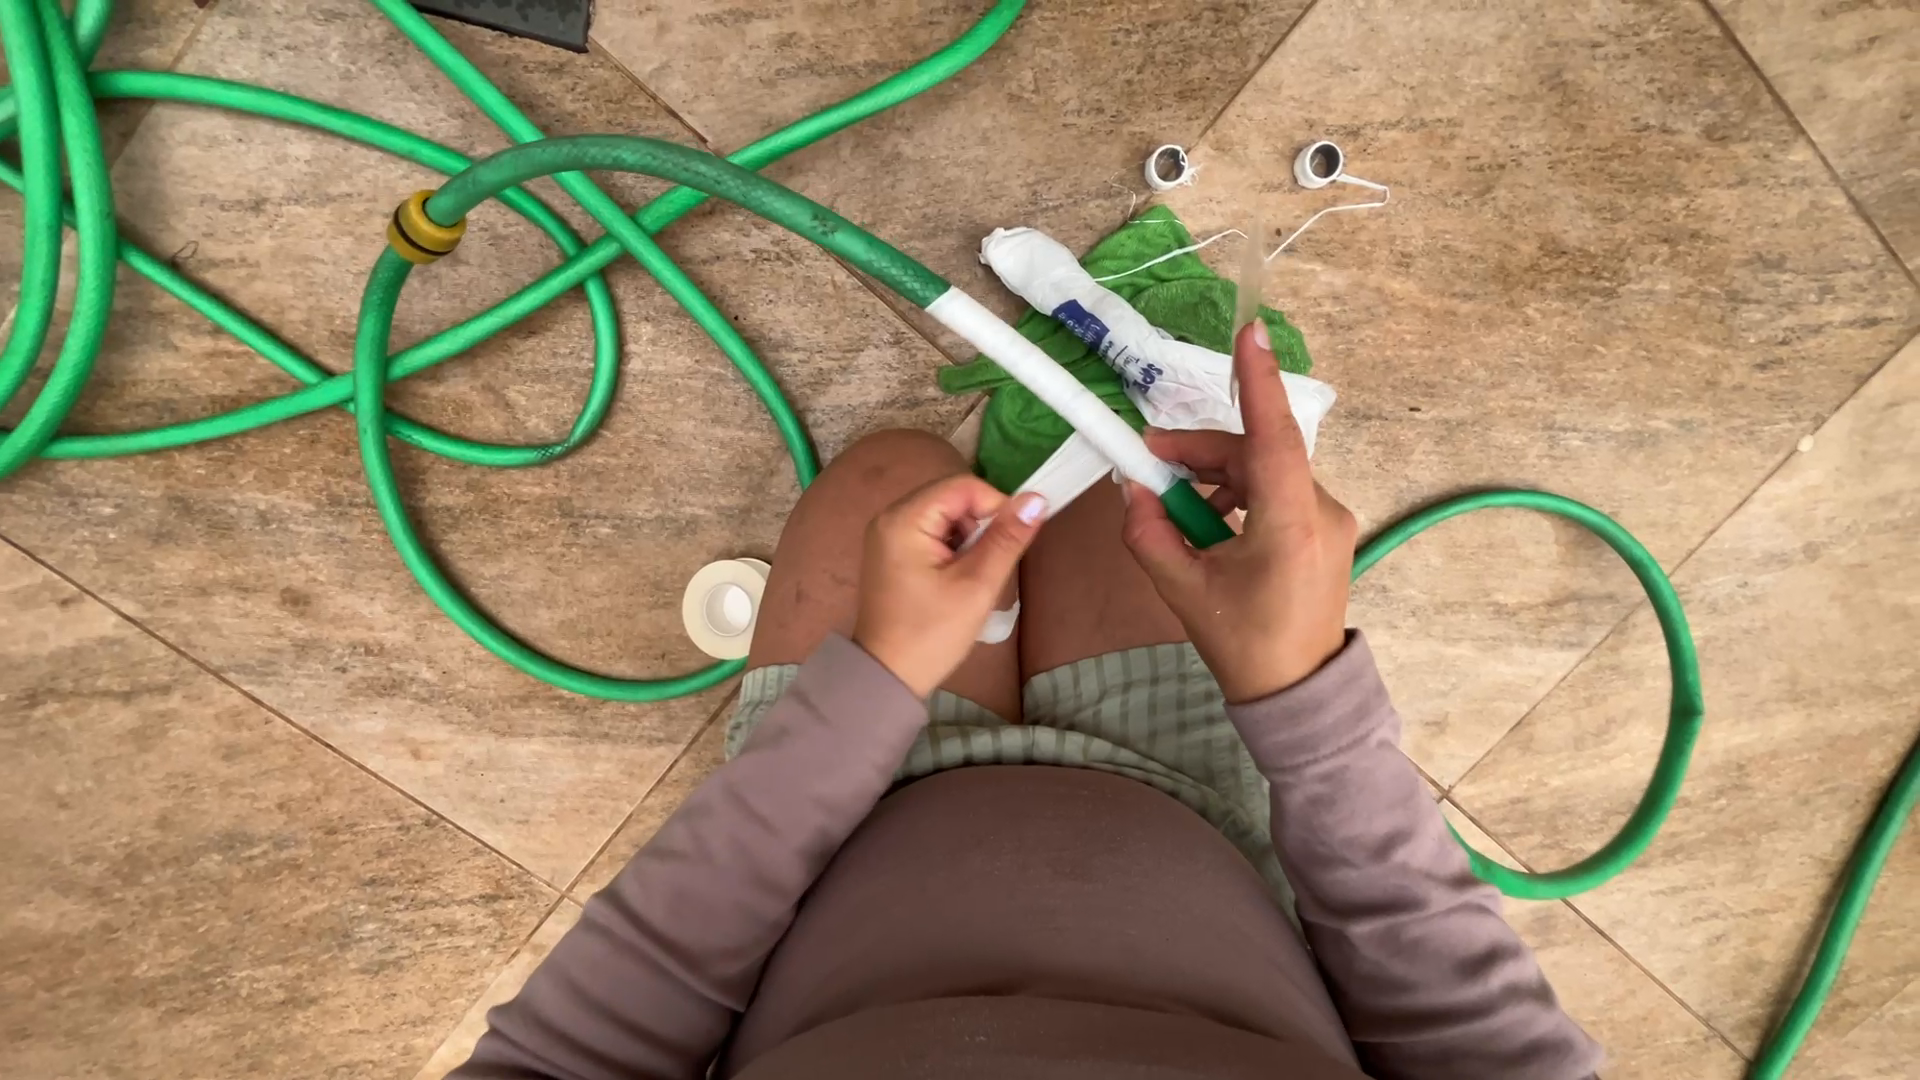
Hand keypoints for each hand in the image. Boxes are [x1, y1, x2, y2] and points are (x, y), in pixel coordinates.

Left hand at [853, 475, 1047, 697]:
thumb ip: (1007, 539)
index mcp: (904, 519)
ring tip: (972, 577)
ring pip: (945, 516)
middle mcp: (890, 517)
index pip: (963, 486)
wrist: (888, 677)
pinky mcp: (891, 552)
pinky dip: (952, 548)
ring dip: (969, 539)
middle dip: (980, 525)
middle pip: (952, 497)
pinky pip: (931, 533)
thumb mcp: (977, 586)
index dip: (996, 506)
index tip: (1011, 542)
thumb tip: (1037, 499)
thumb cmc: (932, 633)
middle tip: (988, 565)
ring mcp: (887, 535)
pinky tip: (956, 579)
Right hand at [1122, 321, 1356, 702]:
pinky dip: (1237, 492)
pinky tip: (1211, 517)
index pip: (1275, 439)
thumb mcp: (1182, 590)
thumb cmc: (1241, 643)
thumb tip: (1133, 491)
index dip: (1258, 383)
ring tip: (1174, 501)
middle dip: (1200, 450)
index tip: (1248, 333)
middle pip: (1256, 453)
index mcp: (1289, 526)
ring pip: (1265, 471)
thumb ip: (1150, 534)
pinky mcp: (1323, 530)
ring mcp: (1328, 520)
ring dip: (1216, 474)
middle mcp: (1320, 511)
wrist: (1297, 692)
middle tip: (1148, 460)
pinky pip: (1276, 491)